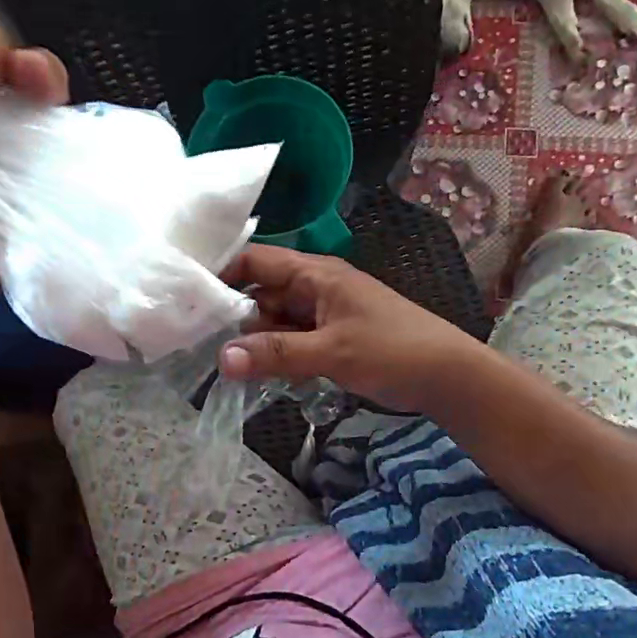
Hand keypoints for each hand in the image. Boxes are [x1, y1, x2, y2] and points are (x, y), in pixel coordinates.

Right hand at [218, 245, 479, 411]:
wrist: (447, 376)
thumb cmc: (393, 350)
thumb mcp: (331, 352)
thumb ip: (276, 354)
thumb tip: (222, 359)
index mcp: (316, 274)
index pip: (256, 261)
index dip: (223, 274)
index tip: (189, 298)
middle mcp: (315, 288)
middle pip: (262, 294)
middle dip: (236, 318)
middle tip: (201, 345)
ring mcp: (324, 314)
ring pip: (276, 321)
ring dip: (258, 342)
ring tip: (227, 366)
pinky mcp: (332, 339)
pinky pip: (293, 341)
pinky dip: (278, 355)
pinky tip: (261, 376)